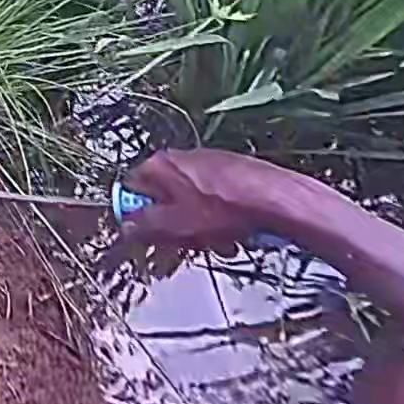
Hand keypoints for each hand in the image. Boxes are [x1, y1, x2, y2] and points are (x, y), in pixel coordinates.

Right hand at [118, 148, 314, 248]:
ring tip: (219, 243)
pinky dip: (218, 216)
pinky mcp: (230, 170)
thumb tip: (126, 228)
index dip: (141, 217)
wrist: (277, 199)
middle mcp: (177, 158)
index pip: (132, 191)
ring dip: (199, 226)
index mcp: (157, 166)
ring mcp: (205, 162)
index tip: (152, 236)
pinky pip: (212, 197)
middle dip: (176, 227)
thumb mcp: (178, 225)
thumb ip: (146, 226)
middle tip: (190, 245)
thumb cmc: (226, 209)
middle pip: (163, 198)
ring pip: (189, 201)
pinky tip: (234, 232)